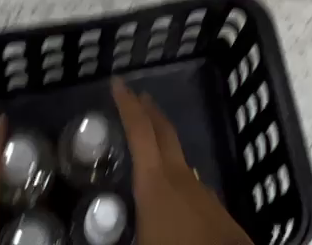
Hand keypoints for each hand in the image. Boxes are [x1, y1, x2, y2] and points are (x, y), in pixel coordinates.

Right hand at [111, 79, 249, 244]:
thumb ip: (117, 233)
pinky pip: (188, 180)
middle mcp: (178, 176)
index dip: (127, 105)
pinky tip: (170, 187)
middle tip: (137, 96)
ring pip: (178, 155)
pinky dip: (174, 171)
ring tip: (147, 143)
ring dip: (162, 142)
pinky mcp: (213, 206)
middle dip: (149, 111)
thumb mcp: (138, 243)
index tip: (118, 82)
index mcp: (154, 181)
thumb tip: (98, 234)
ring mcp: (199, 188)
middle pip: (163, 132)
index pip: (139, 131)